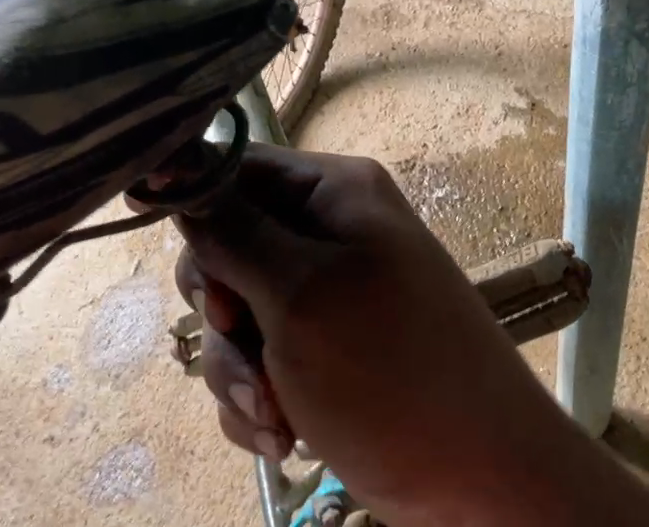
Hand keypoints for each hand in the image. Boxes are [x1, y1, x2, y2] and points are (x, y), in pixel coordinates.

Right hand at [175, 147, 648, 525]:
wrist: (478, 478)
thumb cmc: (391, 371)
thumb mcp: (301, 294)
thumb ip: (232, 234)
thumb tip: (176, 171)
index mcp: (332, 194)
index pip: (237, 169)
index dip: (194, 206)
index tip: (170, 249)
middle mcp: (326, 235)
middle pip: (224, 249)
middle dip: (223, 316)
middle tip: (246, 347)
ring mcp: (321, 297)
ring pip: (233, 318)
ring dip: (239, 373)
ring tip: (276, 416)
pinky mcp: (316, 353)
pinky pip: (254, 363)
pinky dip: (257, 402)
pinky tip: (286, 435)